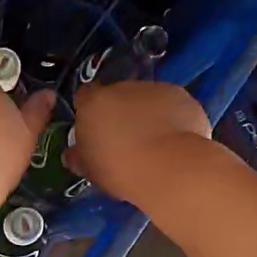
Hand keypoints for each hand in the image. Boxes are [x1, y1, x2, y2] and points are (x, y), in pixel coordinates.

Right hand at [67, 80, 216, 203]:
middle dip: (119, 112)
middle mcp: (123, 87)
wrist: (169, 167)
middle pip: (117, 95)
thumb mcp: (90, 169)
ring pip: (146, 99)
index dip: (88, 111)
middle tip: (123, 140)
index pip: (84, 96)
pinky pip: (171, 106)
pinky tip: (172, 141)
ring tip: (152, 142)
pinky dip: (170, 118)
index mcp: (94, 103)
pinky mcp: (183, 97)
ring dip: (145, 114)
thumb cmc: (120, 169)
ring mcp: (156, 89)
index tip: (93, 130)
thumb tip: (73, 153)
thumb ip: (78, 156)